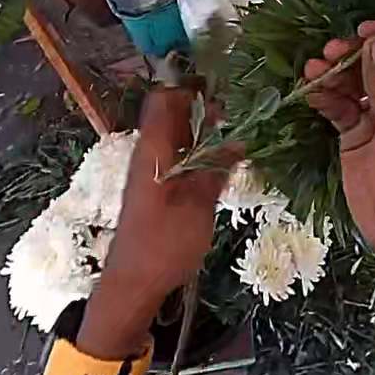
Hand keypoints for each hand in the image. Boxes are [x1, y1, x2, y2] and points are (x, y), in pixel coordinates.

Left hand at [81, 87, 232, 356]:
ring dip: (202, 133)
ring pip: (176, 137)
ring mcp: (150, 171)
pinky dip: (197, 153)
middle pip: (171, 116)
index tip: (222, 93)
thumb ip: (217, 168)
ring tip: (236, 135)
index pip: (163, 100)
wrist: (132, 284)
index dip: (190, 90)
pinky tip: (222, 163)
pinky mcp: (156, 188)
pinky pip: (176, 157)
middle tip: (238, 115)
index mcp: (152, 150)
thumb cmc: (164, 244)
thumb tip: (241, 137)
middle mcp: (147, 154)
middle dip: (203, 110)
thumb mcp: (198, 205)